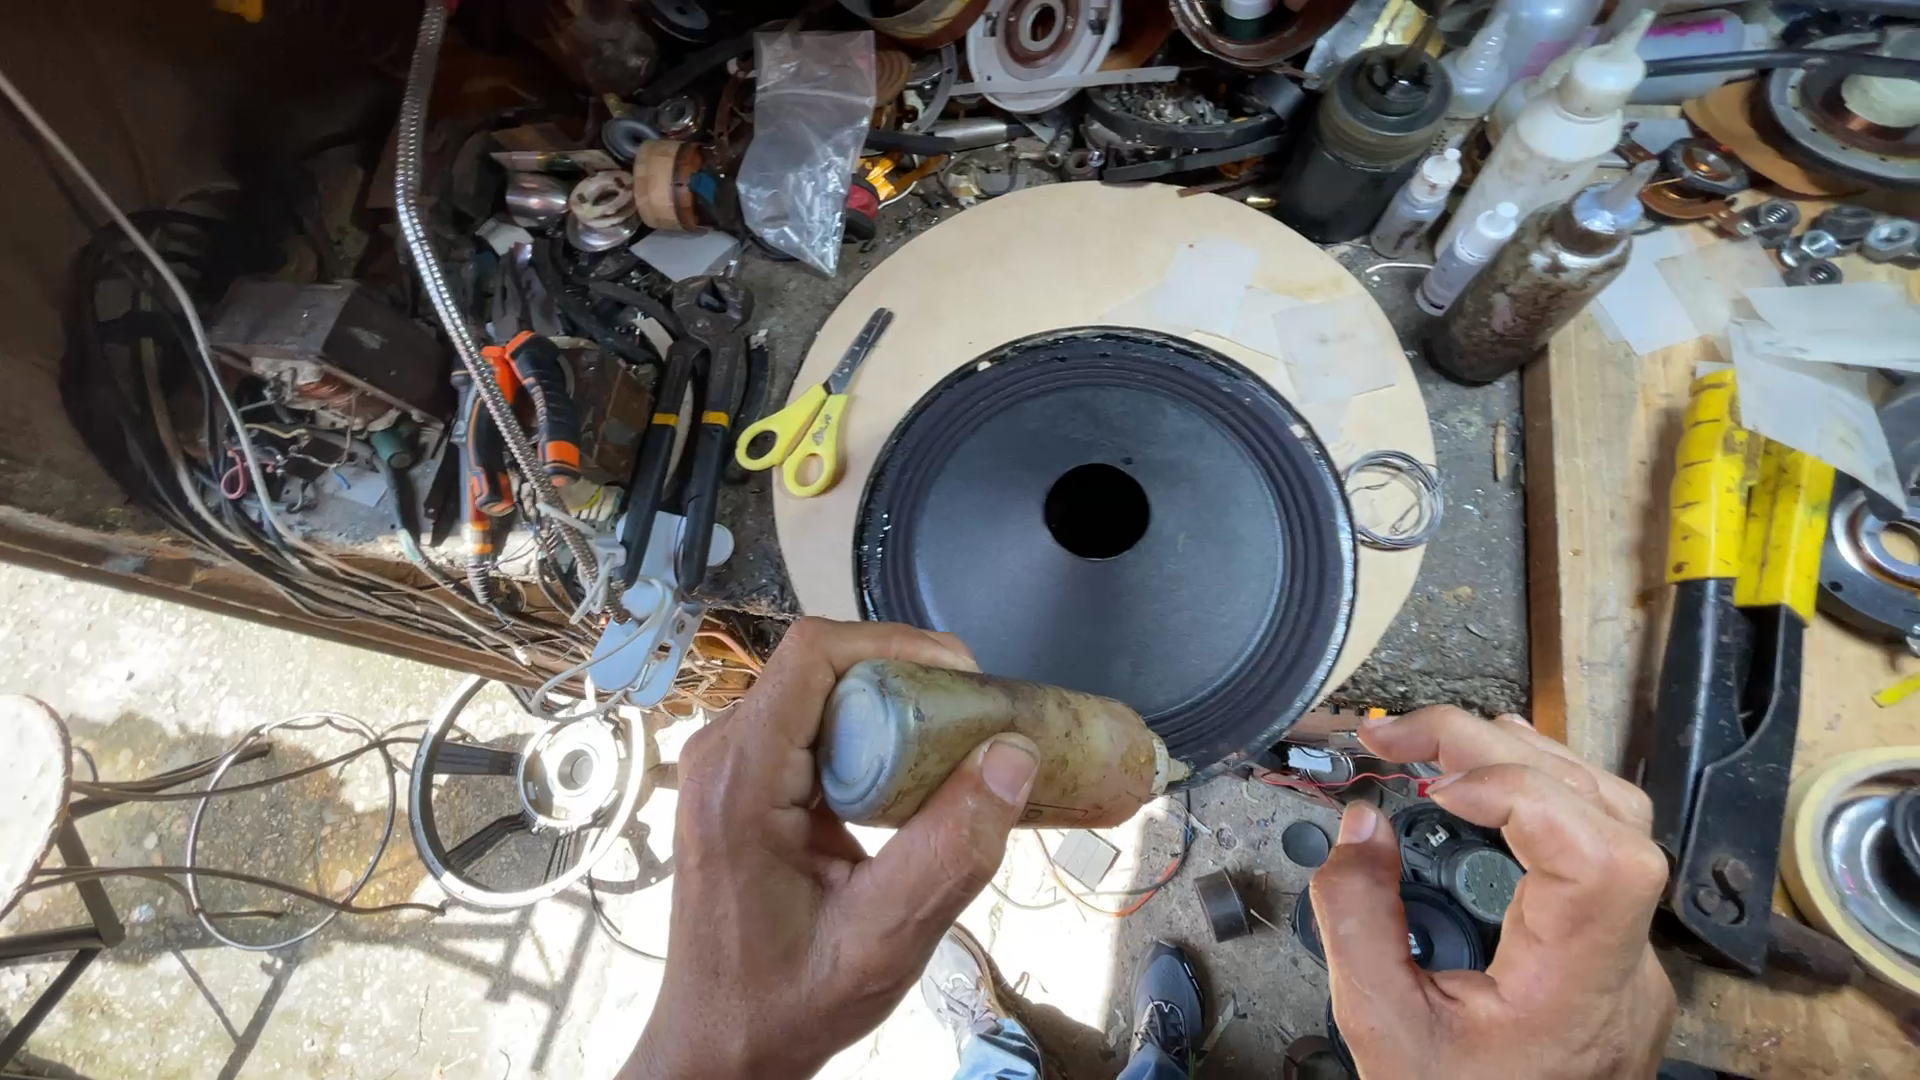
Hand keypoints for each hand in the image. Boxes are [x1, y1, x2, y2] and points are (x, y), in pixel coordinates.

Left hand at [623, 618, 1040, 1079]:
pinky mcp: (744, 775)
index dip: (893, 642)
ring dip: (892, 697)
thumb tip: (1012, 754)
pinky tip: (912, 765)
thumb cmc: (787, 1003)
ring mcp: (729, 760)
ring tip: (953, 734)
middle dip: (905, 671)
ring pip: (821, 686)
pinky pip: (813, 718)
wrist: (717, 1045)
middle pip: (821, 664)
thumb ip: (950, 852)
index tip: (962, 676)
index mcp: (739, 779)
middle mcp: (723, 751)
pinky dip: (871, 725)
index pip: (812, 655)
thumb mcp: (883, 941)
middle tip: (972, 711)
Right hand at [1310, 707, 1675, 1078]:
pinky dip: (1536, 783)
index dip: (1520, 794)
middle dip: (1488, 749)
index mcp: (1575, 988)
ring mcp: (1623, 946)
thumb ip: (1356, 917)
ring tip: (1434, 741)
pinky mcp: (1602, 938)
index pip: (1602, 861)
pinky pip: (1595, 835)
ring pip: (1612, 813)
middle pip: (1600, 812)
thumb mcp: (1377, 1021)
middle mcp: (1621, 959)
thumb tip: (1362, 822)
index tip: (1429, 787)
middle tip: (1393, 737)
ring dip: (1518, 756)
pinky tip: (1486, 774)